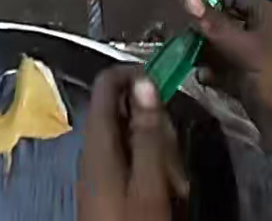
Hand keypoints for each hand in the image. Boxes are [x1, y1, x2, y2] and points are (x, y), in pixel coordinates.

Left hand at [78, 66, 185, 220]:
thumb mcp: (148, 184)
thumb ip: (146, 130)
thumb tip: (145, 80)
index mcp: (97, 139)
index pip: (107, 83)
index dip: (134, 75)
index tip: (166, 86)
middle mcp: (94, 147)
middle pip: (122, 110)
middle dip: (154, 123)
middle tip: (176, 155)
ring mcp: (99, 170)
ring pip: (130, 137)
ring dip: (157, 151)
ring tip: (177, 185)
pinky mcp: (108, 191)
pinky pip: (130, 162)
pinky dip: (151, 170)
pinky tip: (169, 195)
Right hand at [187, 0, 271, 167]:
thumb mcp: (247, 49)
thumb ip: (214, 25)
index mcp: (265, 16)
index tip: (183, 6)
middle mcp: (258, 35)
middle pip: (222, 22)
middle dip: (200, 27)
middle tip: (173, 32)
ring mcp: (253, 63)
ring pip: (220, 49)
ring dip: (202, 52)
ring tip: (181, 55)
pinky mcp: (248, 88)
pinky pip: (223, 73)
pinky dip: (210, 73)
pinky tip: (200, 78)